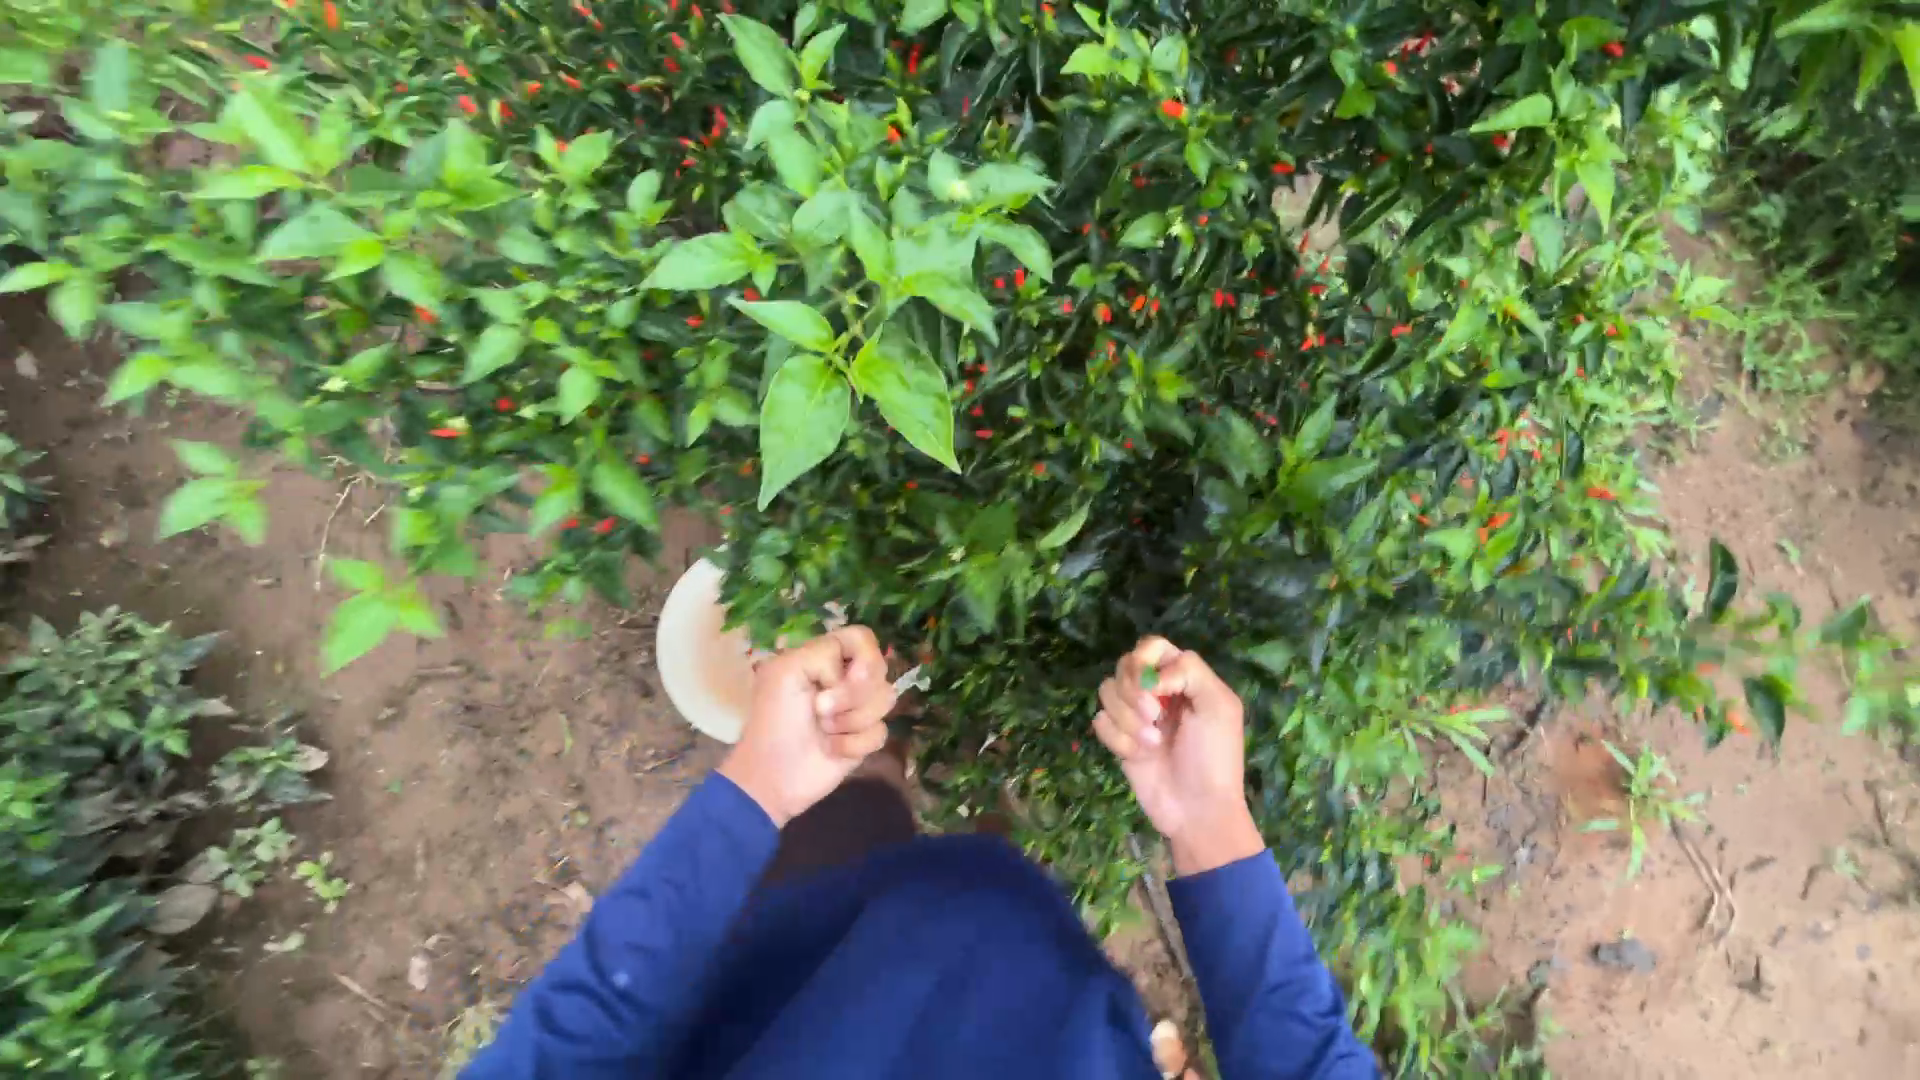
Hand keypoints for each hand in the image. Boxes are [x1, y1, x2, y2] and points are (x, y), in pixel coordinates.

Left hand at [719, 625, 895, 826]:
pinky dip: (854, 744)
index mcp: (826, 657)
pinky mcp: (865, 738)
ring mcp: (858, 708)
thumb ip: (824, 652)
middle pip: (880, 669)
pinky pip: (881, 731)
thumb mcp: (786, 671)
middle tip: (821, 709)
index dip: (863, 657)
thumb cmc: (774, 720)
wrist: (774, 775)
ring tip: (825, 731)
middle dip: (852, 695)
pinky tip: (833, 750)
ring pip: (886, 700)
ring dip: (851, 720)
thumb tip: (849, 678)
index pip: (863, 638)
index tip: (844, 677)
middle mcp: (846, 678)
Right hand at [1094, 637, 1264, 875]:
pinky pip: (1100, 721)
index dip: (1146, 660)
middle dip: (1134, 691)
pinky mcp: (1117, 738)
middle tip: (1155, 716)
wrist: (1198, 810)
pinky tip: (1138, 756)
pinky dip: (1118, 739)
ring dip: (1128, 719)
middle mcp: (1156, 691)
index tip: (1157, 686)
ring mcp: (1134, 714)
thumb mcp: (1220, 706)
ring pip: (1106, 690)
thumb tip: (1154, 676)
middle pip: (1124, 665)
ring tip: (1153, 744)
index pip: (1152, 646)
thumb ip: (1191, 671)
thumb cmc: (1215, 757)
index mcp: (1183, 678)